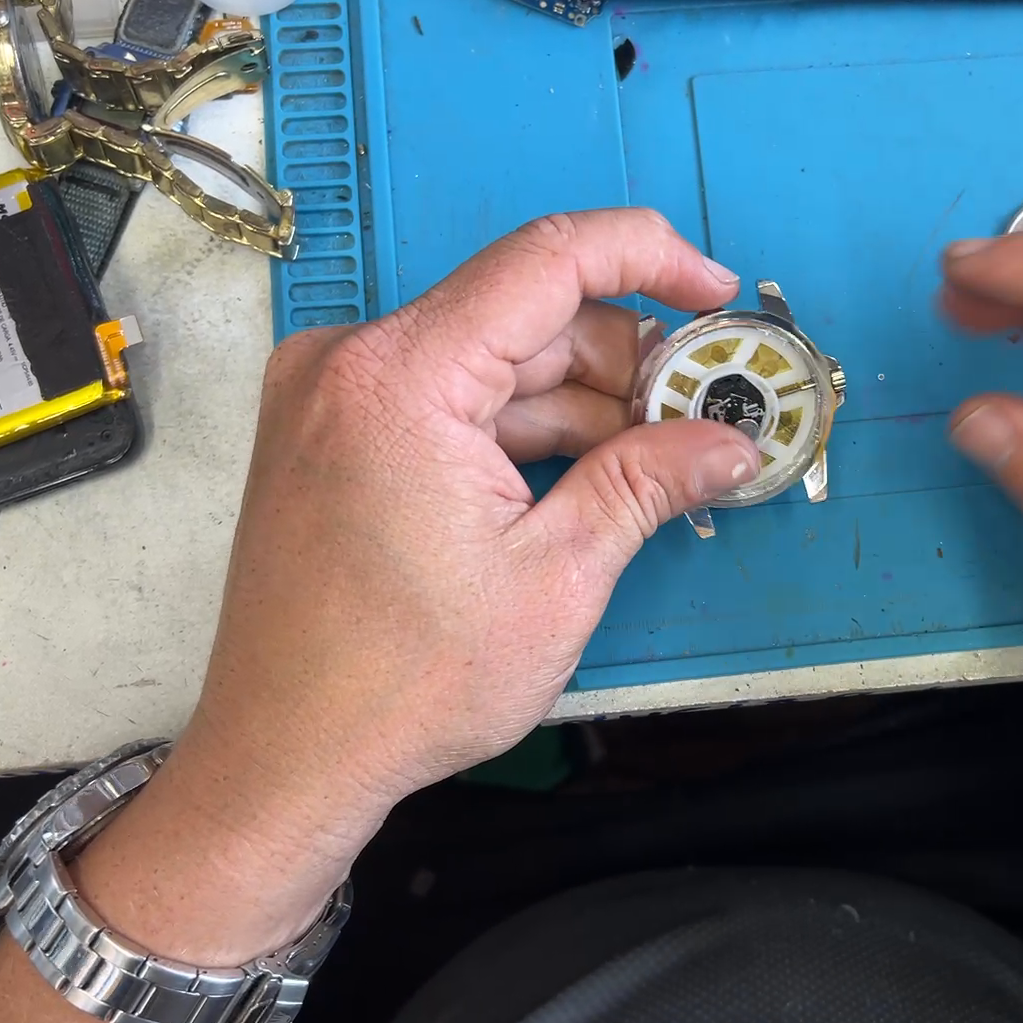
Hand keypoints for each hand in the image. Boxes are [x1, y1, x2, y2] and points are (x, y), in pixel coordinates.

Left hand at [79, 211, 757, 959]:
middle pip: (529, 321)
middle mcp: (356, 361)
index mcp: (404, 378)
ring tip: (654, 463)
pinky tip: (589, 475)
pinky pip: (462, 403)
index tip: (715, 293)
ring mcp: (342, 396)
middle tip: (700, 419)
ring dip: (586, 405)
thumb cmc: (412, 683)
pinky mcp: (344, 434)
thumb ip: (649, 484)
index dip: (649, 259)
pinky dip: (532, 431)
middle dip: (628, 366)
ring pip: (500, 366)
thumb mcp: (558, 576)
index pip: (547, 262)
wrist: (288, 763)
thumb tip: (734, 445)